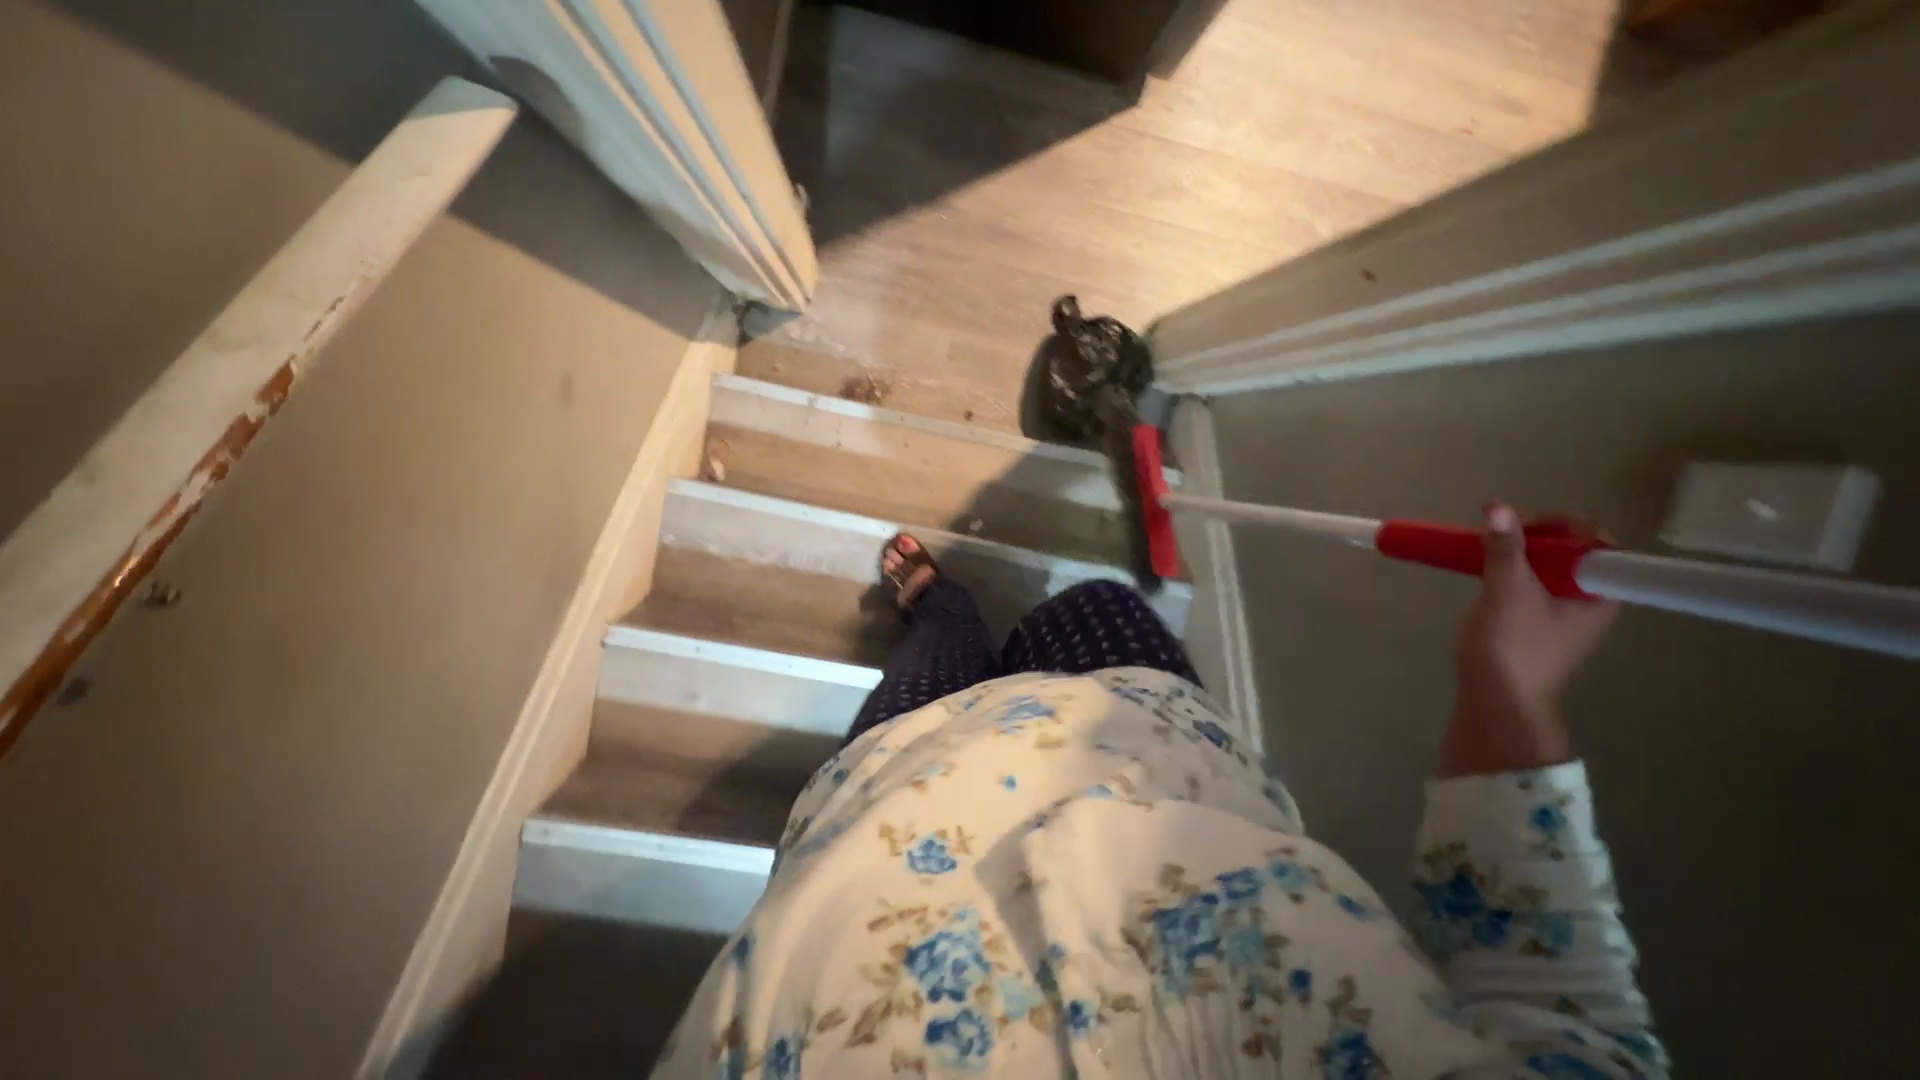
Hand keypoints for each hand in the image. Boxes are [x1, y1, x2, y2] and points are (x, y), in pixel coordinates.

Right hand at [1440, 503, 1619, 777]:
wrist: (1498, 702)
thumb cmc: (1514, 647)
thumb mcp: (1508, 592)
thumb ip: (1505, 549)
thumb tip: (1498, 508)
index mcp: (1599, 594)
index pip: (1596, 542)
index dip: (1562, 525)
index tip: (1522, 523)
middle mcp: (1588, 601)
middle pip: (1568, 552)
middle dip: (1530, 536)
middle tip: (1495, 533)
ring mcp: (1561, 615)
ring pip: (1543, 568)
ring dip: (1515, 554)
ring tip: (1482, 549)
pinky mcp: (1533, 625)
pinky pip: (1526, 586)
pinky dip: (1506, 574)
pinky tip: (1482, 573)